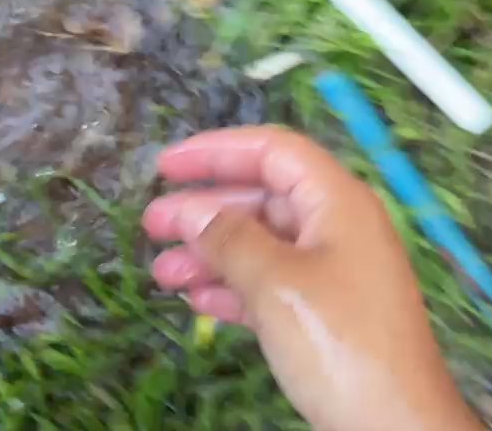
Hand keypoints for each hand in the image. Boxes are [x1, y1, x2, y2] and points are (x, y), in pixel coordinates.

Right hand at [142, 126, 481, 430]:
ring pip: (262, 242)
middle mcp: (336, 223)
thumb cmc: (339, 341)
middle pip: (262, 196)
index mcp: (336, 199)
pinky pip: (272, 280)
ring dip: (212, 252)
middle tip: (152, 222)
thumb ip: (230, 239)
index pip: (272, 151)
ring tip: (163, 270)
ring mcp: (333, 267)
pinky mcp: (327, 309)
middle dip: (205, 208)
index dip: (217, 150)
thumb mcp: (276, 284)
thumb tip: (192, 211)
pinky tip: (198, 299)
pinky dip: (235, 285)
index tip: (167, 165)